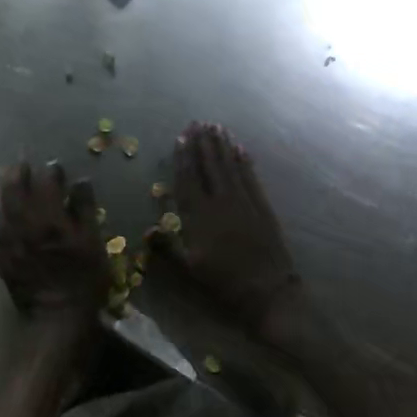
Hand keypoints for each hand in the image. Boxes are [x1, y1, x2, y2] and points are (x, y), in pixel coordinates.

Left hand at [0, 162, 109, 326]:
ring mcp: (4, 239)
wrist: (55, 319)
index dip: (52, 170)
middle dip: (18, 170)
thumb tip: (80, 181)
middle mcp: (21, 223)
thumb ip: (85, 208)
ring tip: (5, 175)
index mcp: (48, 217)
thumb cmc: (82, 280)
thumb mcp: (93, 242)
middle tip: (24, 164)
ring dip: (0, 184)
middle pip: (13, 185)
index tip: (57, 166)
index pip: (46, 180)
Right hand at [155, 122, 304, 337]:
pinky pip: (251, 176)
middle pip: (210, 166)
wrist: (269, 294)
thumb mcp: (190, 271)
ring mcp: (244, 201)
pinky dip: (244, 160)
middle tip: (198, 122)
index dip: (184, 157)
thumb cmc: (224, 284)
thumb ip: (167, 248)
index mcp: (200, 216)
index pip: (189, 179)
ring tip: (217, 127)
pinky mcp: (262, 206)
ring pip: (230, 166)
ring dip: (223, 145)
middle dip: (203, 143)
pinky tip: (240, 148)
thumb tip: (148, 228)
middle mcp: (221, 202)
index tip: (181, 137)